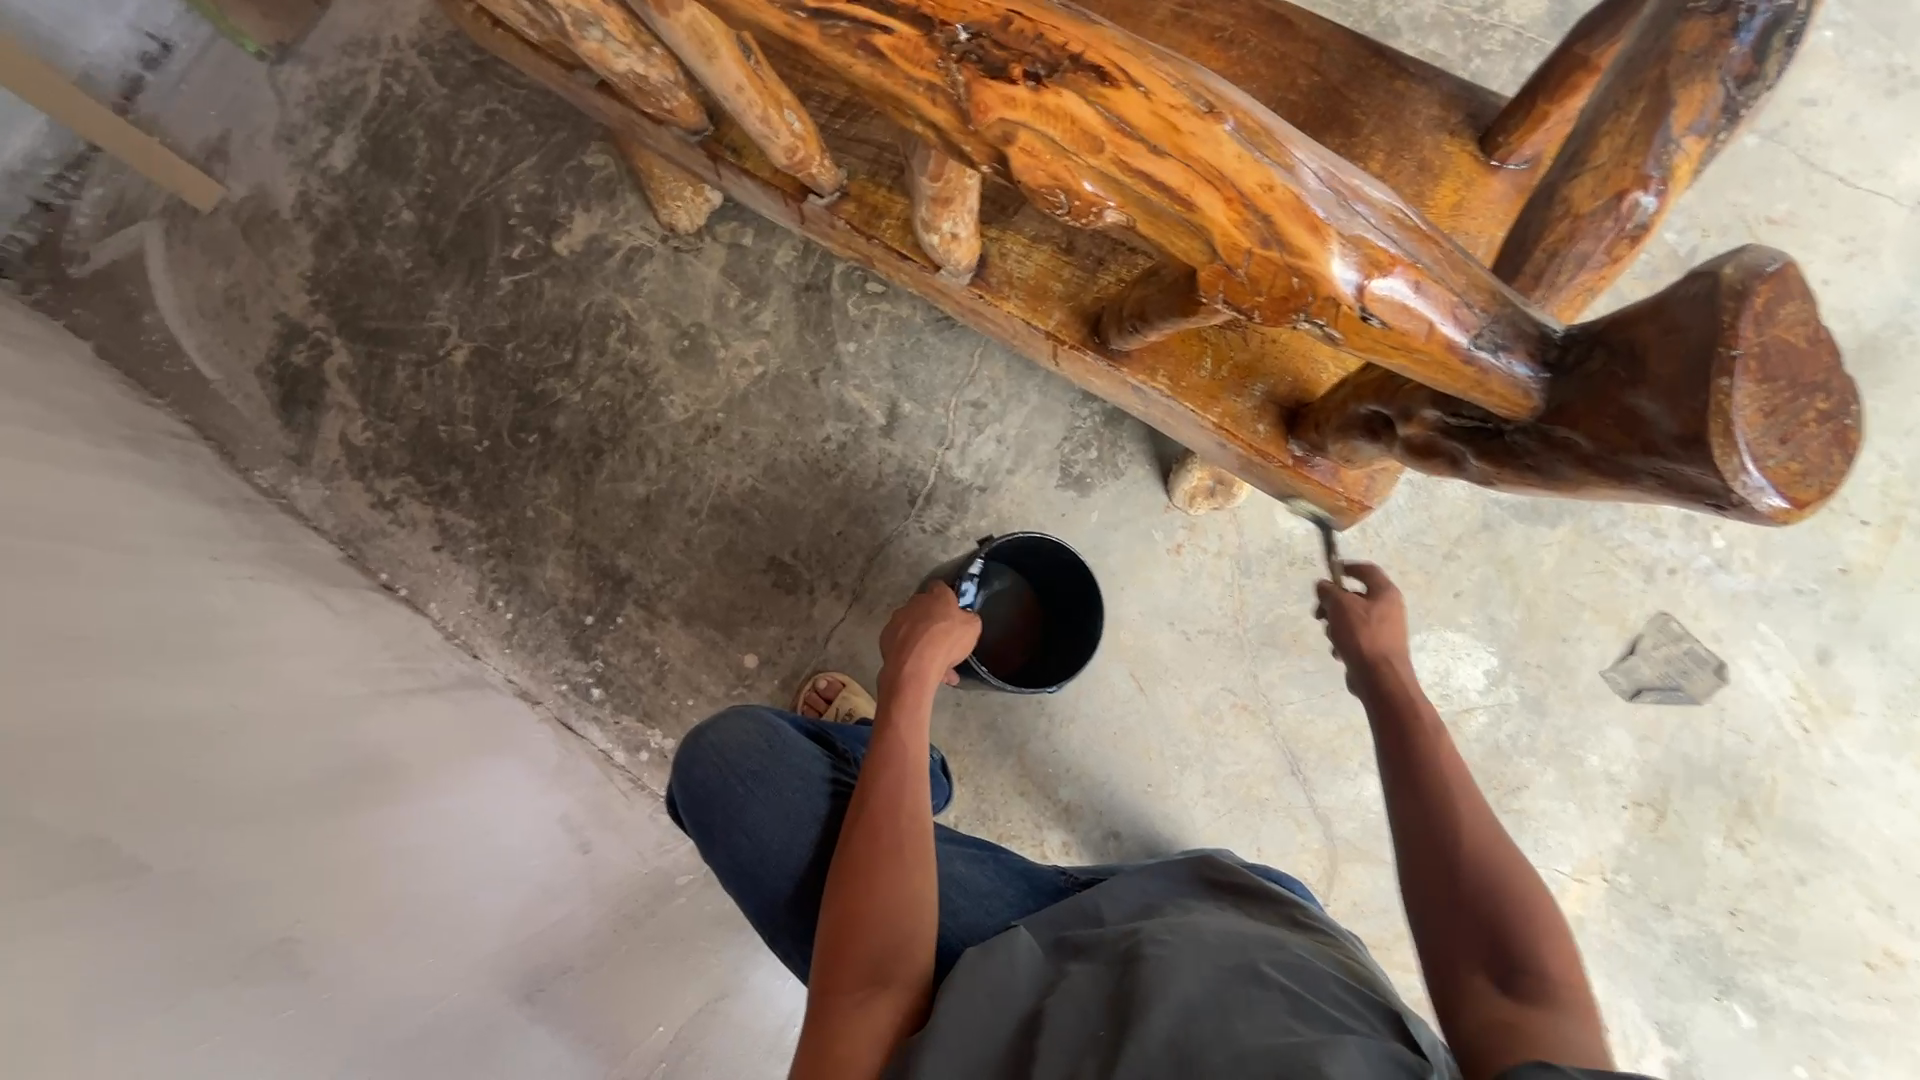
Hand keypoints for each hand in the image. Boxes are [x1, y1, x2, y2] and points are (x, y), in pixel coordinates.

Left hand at [879, 582, 982, 690]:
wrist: (915, 665)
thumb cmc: (947, 640)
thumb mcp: (972, 628)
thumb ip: (968, 618)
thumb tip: (965, 617)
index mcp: (937, 596)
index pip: (940, 587)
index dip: (946, 596)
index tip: (951, 608)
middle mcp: (914, 602)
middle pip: (923, 607)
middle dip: (931, 620)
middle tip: (942, 638)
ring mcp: (897, 619)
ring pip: (911, 627)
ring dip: (920, 638)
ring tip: (932, 660)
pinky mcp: (885, 637)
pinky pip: (901, 642)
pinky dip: (908, 650)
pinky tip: (919, 665)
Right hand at [1314, 562, 1411, 693]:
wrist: (1380, 677)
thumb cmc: (1362, 636)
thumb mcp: (1340, 606)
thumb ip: (1329, 591)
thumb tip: (1324, 586)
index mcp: (1385, 592)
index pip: (1366, 569)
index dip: (1347, 567)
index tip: (1328, 572)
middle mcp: (1388, 608)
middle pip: (1354, 596)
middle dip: (1333, 603)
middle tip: (1320, 613)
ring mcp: (1384, 629)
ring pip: (1351, 617)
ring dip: (1335, 624)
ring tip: (1332, 636)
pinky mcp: (1377, 647)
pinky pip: (1355, 636)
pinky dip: (1343, 640)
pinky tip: (1339, 651)